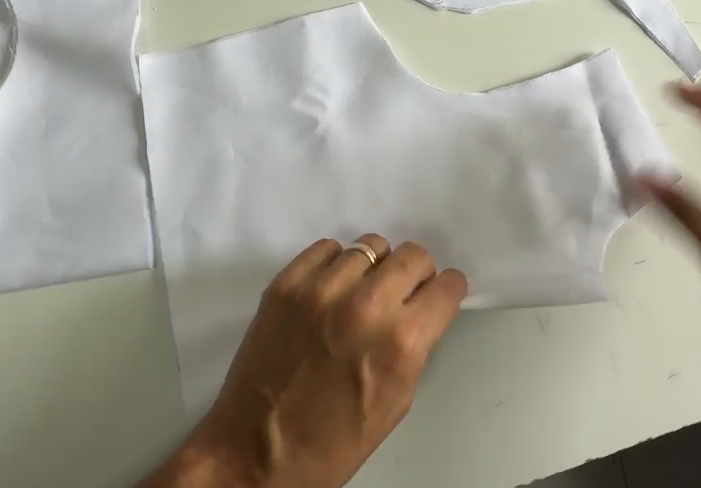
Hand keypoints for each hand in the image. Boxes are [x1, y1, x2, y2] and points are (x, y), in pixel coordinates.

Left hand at [152, 236, 468, 487]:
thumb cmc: (333, 442)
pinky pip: (327, 248)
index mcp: (401, 343)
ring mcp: (322, 290)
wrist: (254, 453)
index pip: (446, 286)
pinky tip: (330, 292)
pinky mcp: (287, 283)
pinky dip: (334, 264)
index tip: (438, 295)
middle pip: (413, 255)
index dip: (446, 291)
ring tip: (359, 294)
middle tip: (400, 294)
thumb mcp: (396, 402)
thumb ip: (415, 347)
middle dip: (415, 274)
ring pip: (370, 246)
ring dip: (373, 268)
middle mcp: (367, 306)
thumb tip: (422, 308)